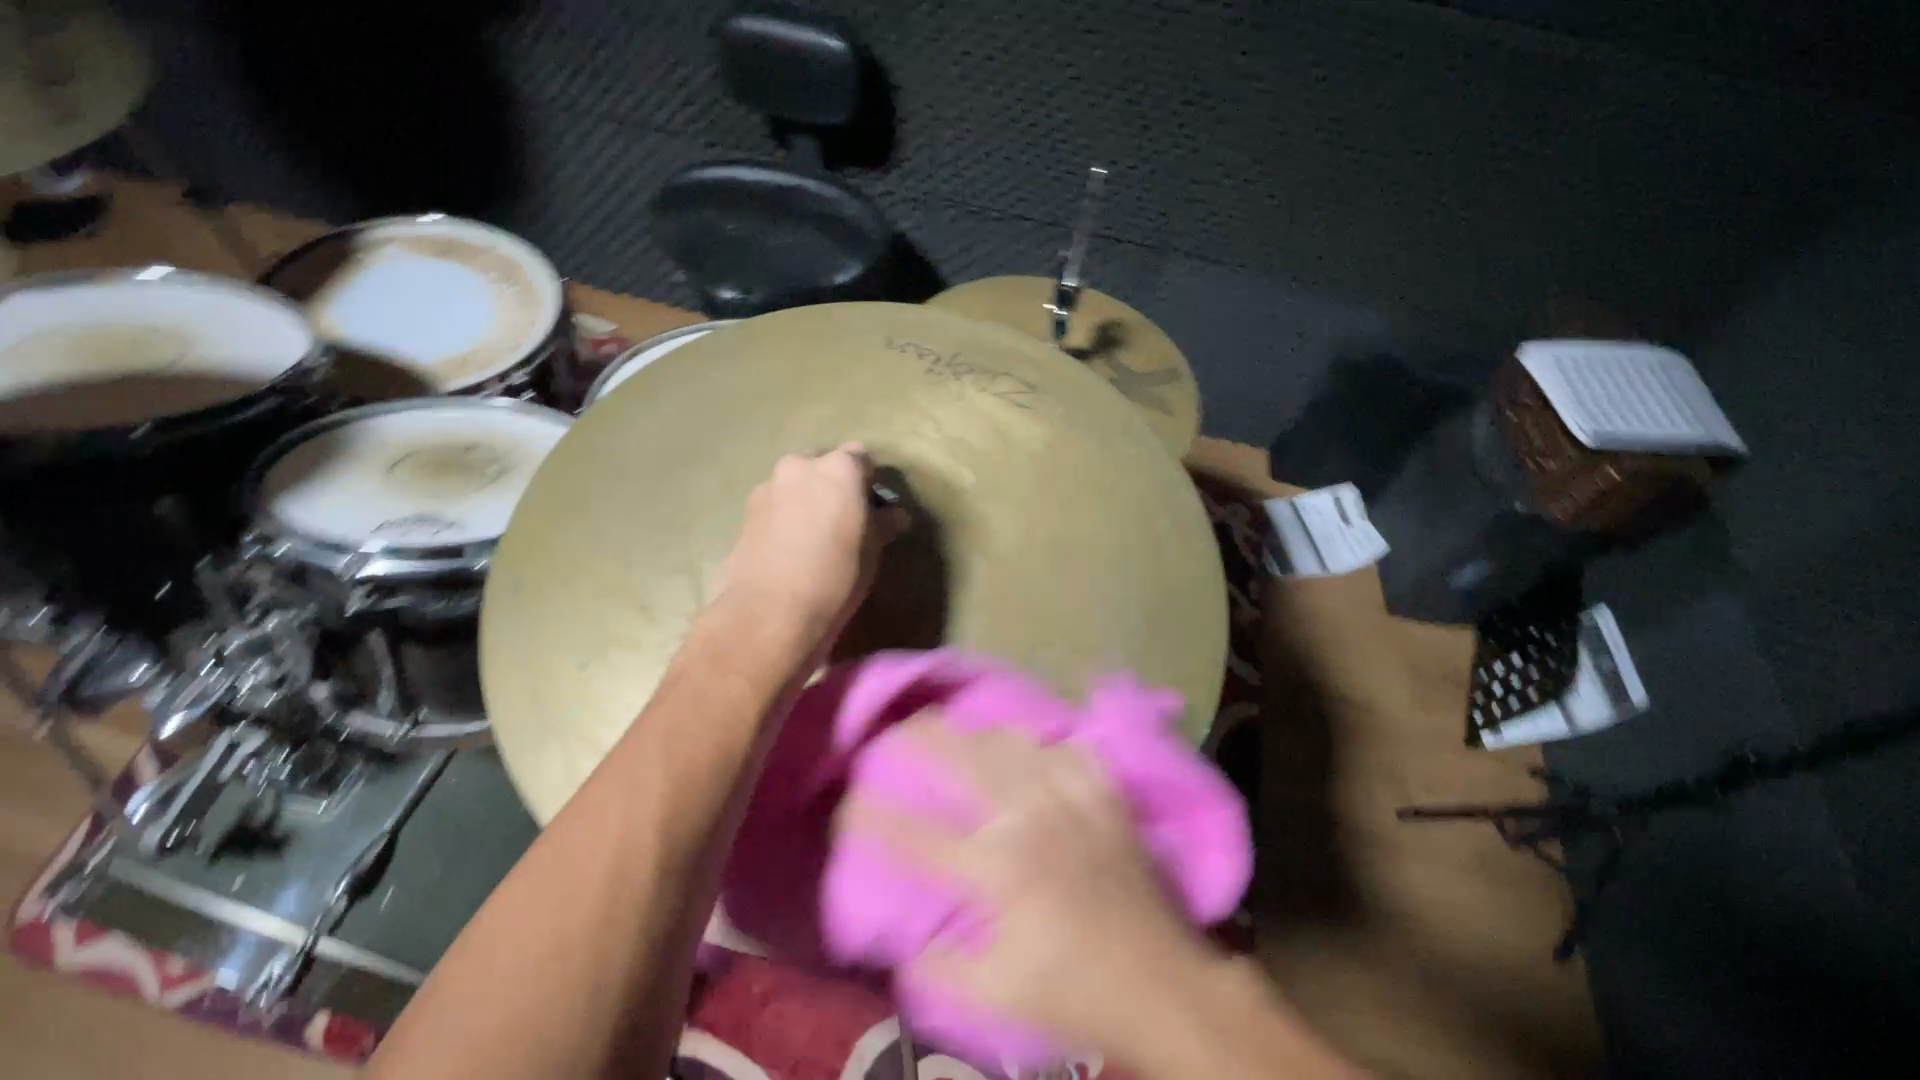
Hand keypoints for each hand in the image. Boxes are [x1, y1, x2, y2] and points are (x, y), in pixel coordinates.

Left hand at [718, 442, 903, 635]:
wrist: (770, 611)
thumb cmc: (835, 576)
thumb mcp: (870, 552)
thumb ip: (882, 524)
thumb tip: (893, 515)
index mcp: (838, 468)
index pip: (861, 456)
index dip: (869, 480)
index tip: (873, 506)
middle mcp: (799, 466)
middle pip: (822, 463)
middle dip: (833, 483)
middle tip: (843, 517)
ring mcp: (767, 486)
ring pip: (794, 483)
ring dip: (806, 498)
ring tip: (813, 534)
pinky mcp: (745, 512)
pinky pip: (774, 504)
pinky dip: (785, 515)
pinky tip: (790, 546)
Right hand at [836, 717, 1220, 1056]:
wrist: (1165, 986)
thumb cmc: (1077, 993)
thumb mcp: (995, 995)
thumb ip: (937, 969)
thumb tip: (901, 948)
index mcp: (998, 868)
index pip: (917, 835)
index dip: (873, 817)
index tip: (848, 806)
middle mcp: (1031, 818)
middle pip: (965, 758)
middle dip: (921, 740)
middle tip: (895, 733)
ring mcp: (1074, 800)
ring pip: (1016, 742)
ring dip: (977, 734)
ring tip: (956, 731)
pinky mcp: (1108, 799)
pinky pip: (1070, 751)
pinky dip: (1044, 746)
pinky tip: (1033, 750)